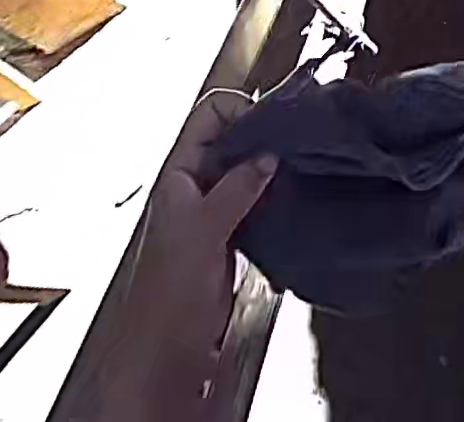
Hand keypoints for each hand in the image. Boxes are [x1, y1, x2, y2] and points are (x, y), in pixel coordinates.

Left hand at [124, 90, 277, 413]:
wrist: (164, 354)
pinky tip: (292, 193)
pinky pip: (257, 192)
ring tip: (298, 164)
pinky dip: (275, 187)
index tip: (270, 123)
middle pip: (233, 134)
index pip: (210, 112)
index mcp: (180, 172)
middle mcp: (198, 180)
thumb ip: (235, 189)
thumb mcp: (202, 232)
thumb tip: (268, 155)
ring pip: (248, 163)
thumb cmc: (167, 295)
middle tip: (294, 140)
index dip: (239, 109)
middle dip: (262, 133)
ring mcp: (216, 203)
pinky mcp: (234, 225)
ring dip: (271, 162)